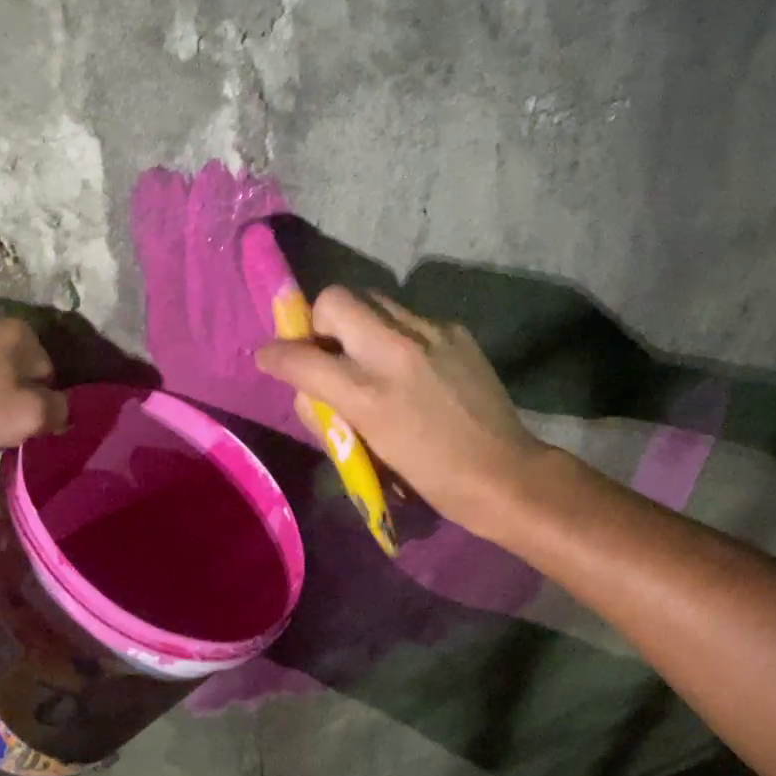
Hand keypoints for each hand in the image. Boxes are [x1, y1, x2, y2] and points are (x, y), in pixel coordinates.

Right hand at [255, 287, 546, 535]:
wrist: (503, 472)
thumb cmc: (428, 476)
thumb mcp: (366, 451)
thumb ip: (327, 411)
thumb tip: (306, 385)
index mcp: (368, 393)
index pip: (300, 357)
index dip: (275, 355)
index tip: (271, 358)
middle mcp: (395, 351)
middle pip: (336, 298)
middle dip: (321, 320)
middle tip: (331, 349)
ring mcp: (430, 334)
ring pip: (374, 299)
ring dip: (360, 322)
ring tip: (372, 355)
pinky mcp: (455, 330)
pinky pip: (408, 316)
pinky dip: (398, 334)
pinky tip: (414, 365)